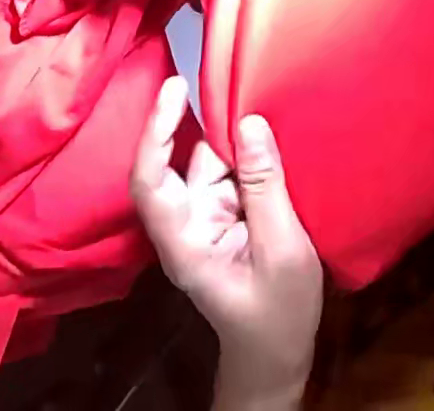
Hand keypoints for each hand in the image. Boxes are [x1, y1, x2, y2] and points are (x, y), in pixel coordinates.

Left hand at [131, 76, 322, 404]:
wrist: (278, 355)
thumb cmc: (277, 315)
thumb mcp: (282, 250)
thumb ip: (264, 186)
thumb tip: (250, 123)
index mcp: (184, 240)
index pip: (150, 181)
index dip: (155, 132)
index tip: (174, 88)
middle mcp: (187, 221)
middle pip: (184, 161)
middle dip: (205, 122)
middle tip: (236, 78)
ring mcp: (206, 216)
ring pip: (212, 160)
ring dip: (233, 134)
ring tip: (261, 97)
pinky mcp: (226, 214)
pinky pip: (231, 171)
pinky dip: (247, 150)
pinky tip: (267, 129)